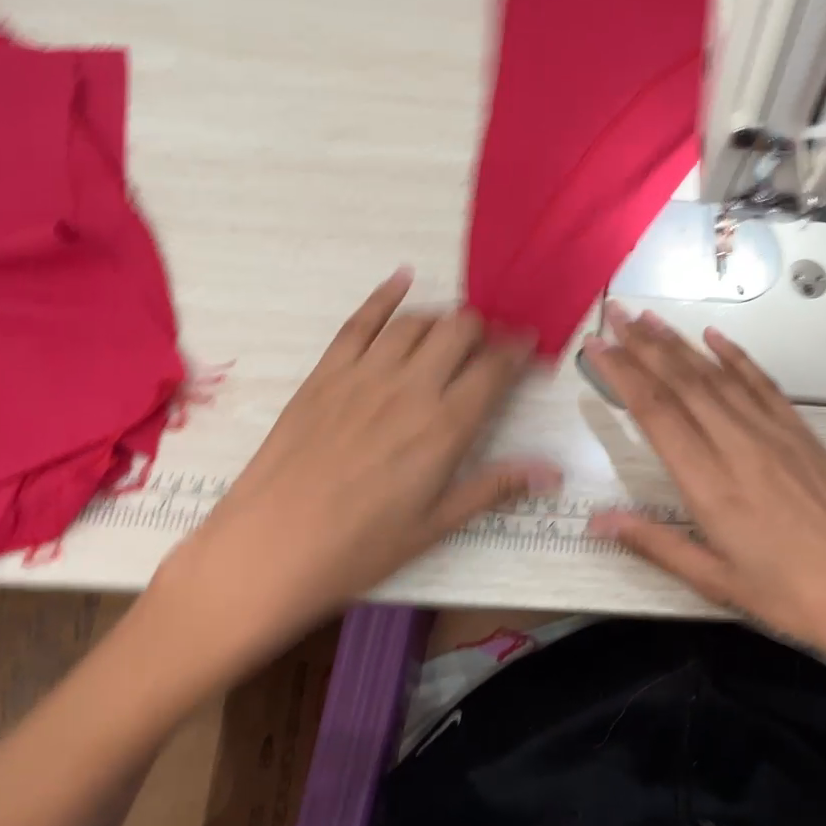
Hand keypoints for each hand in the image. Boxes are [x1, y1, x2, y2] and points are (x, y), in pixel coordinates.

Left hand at [146, 268, 559, 668]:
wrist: (272, 545)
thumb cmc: (362, 546)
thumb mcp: (437, 524)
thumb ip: (495, 487)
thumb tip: (553, 472)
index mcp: (445, 426)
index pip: (496, 369)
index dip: (520, 353)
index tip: (532, 351)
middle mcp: (410, 387)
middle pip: (461, 331)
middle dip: (487, 330)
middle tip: (494, 346)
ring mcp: (364, 374)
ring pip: (417, 322)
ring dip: (445, 317)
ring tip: (456, 330)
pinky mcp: (325, 373)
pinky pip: (360, 321)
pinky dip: (385, 295)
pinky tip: (402, 279)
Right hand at [583, 305, 825, 659]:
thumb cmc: (790, 597)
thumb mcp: (716, 582)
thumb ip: (655, 544)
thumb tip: (596, 520)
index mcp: (710, 485)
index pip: (656, 413)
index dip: (622, 374)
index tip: (596, 346)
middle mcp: (739, 446)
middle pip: (684, 382)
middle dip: (644, 344)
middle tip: (613, 312)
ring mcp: (776, 434)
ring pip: (719, 376)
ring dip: (681, 343)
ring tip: (649, 318)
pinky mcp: (803, 434)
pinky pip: (763, 384)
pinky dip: (737, 357)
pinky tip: (716, 337)